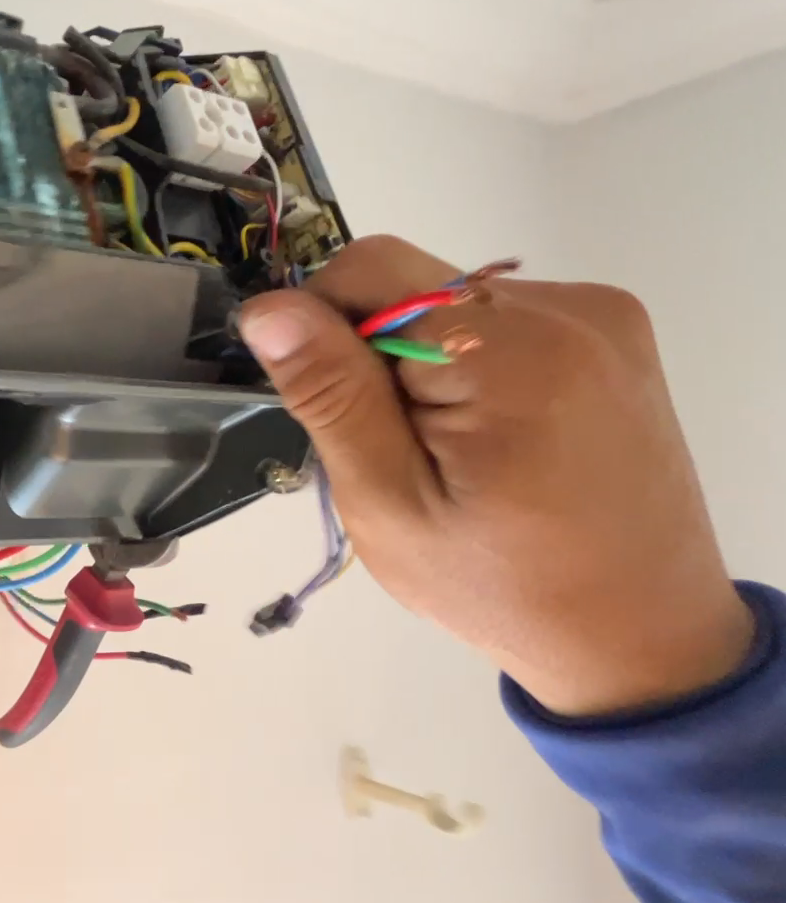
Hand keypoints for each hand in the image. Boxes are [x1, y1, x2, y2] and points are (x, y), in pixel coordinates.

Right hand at [237, 236, 751, 716]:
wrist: (631, 631)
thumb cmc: (493, 582)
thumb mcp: (385, 499)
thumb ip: (330, 395)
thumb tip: (269, 312)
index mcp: (513, 352)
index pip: (367, 271)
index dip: (318, 329)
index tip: (326, 406)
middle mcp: (570, 309)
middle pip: (403, 280)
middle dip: (360, 350)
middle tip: (377, 439)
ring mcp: (600, 317)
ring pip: (437, 300)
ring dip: (401, 360)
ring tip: (429, 445)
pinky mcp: (606, 335)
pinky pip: (481, 318)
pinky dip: (447, 363)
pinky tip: (470, 431)